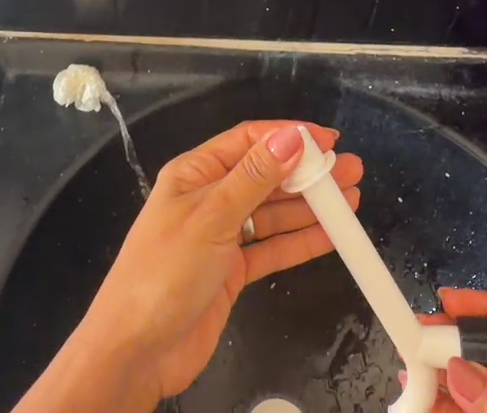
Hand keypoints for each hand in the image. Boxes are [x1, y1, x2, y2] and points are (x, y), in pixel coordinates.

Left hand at [15, 120, 363, 412]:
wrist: (135, 351)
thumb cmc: (164, 272)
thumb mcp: (211, 217)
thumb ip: (254, 177)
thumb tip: (292, 136)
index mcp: (195, 173)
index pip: (248, 141)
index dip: (288, 136)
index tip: (328, 139)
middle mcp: (210, 198)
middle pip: (266, 175)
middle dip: (307, 172)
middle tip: (350, 169)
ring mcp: (221, 236)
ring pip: (273, 212)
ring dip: (310, 206)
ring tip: (351, 199)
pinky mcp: (231, 271)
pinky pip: (272, 247)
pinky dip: (300, 240)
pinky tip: (331, 235)